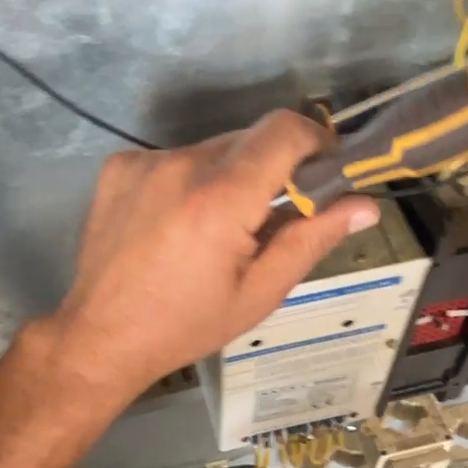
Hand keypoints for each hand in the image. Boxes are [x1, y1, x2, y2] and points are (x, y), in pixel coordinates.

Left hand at [32, 111, 379, 404]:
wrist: (102, 337)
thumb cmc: (186, 325)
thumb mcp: (258, 293)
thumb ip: (311, 240)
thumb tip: (366, 205)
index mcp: (220, 198)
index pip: (284, 130)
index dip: (314, 142)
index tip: (322, 172)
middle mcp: (180, 165)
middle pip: (249, 139)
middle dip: (270, 169)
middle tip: (267, 219)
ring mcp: (144, 162)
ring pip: (211, 149)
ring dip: (228, 177)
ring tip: (215, 230)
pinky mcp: (118, 167)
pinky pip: (174, 159)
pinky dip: (189, 181)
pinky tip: (177, 225)